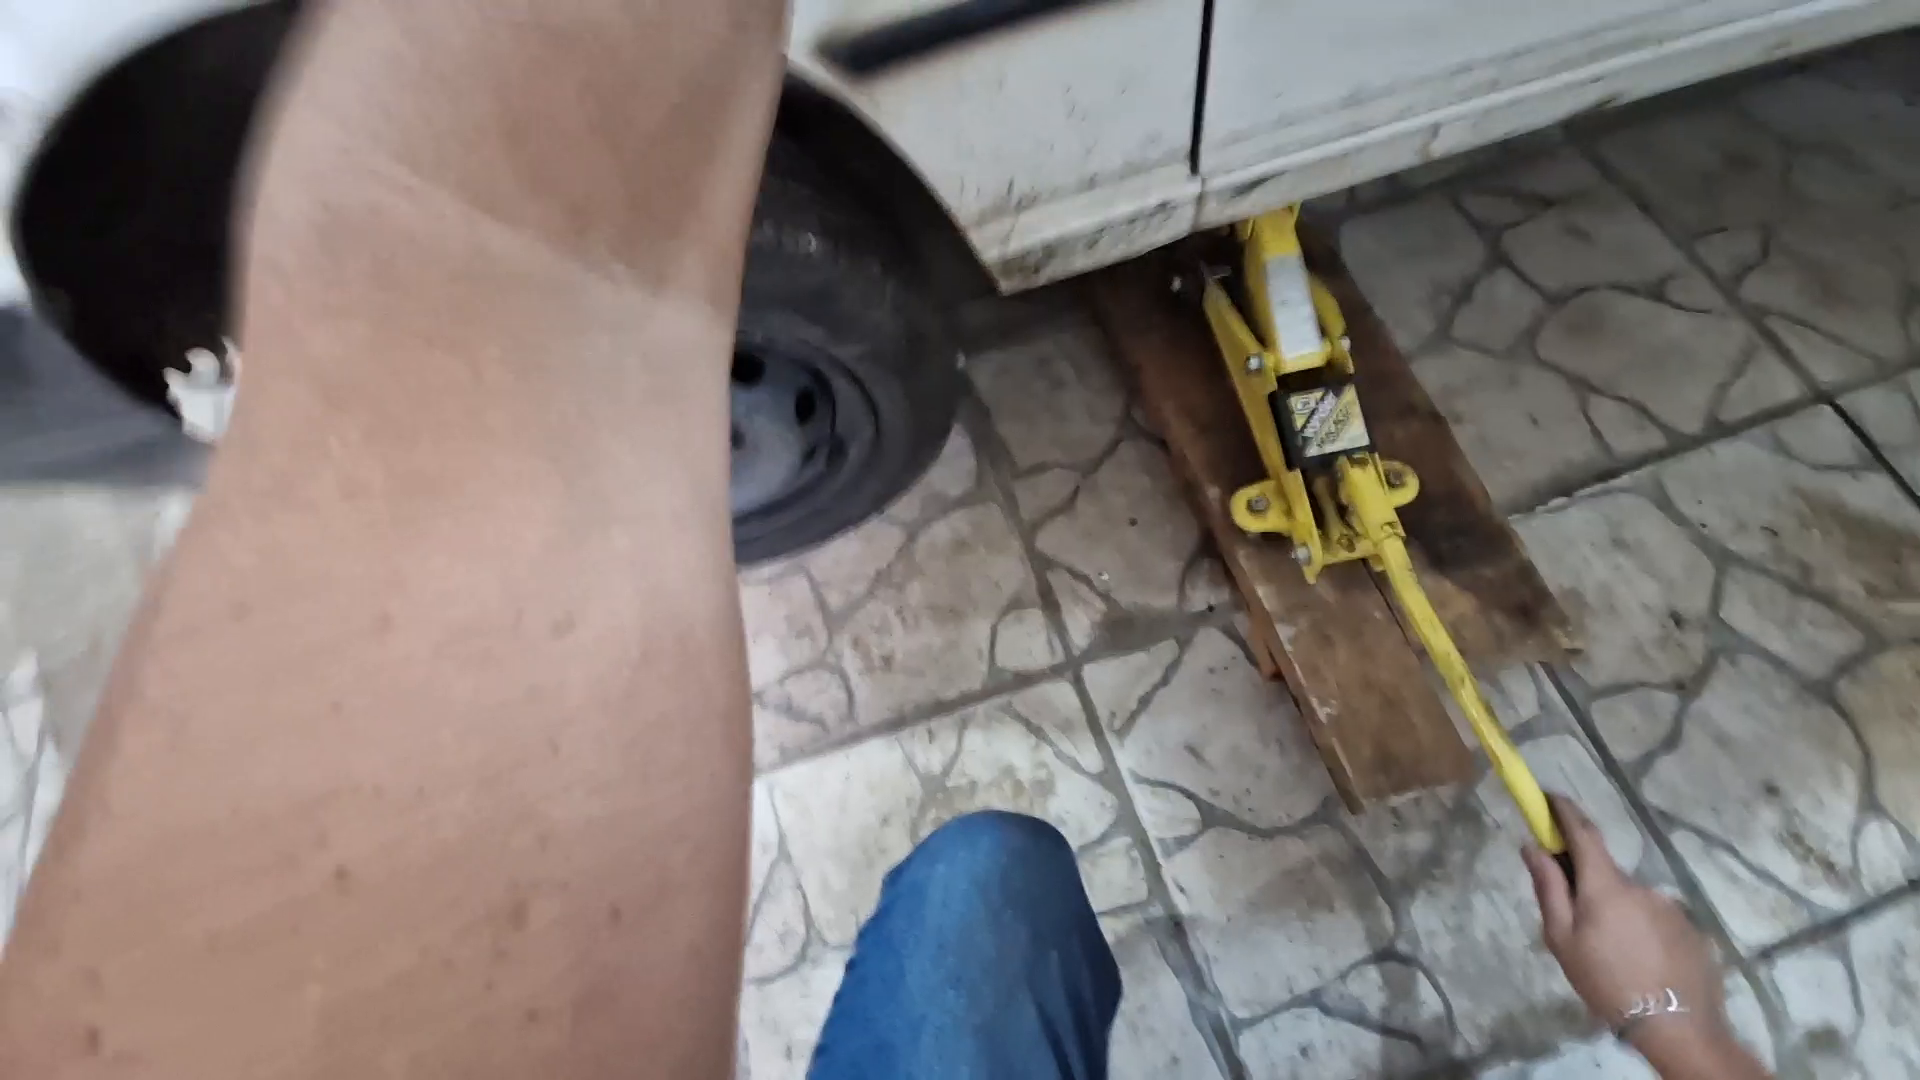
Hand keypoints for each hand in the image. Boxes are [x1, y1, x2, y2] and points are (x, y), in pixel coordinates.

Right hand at [1523, 796, 1728, 1054]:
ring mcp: (1672, 911)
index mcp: (1606, 886)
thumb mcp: (1561, 937)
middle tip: (1576, 918)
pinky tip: (1638, 960)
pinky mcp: (1693, 933)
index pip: (1583, 834)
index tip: (1548, 796)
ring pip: (1631, 899)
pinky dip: (1640, 929)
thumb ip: (1548, 887)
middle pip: (1605, 873)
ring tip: (1611, 951)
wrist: (1681, 1032)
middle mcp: (1642, 888)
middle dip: (1587, 884)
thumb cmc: (1606, 981)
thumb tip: (1533, 846)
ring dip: (1616, 911)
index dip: (1565, 811)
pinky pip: (1655, 919)